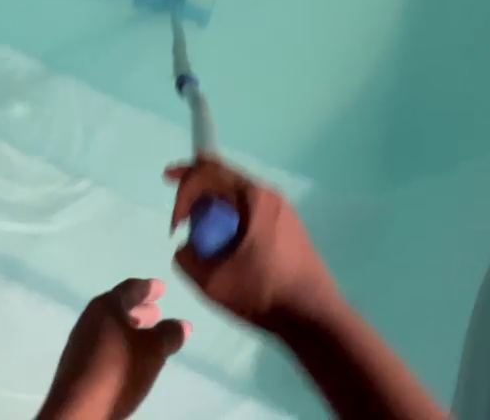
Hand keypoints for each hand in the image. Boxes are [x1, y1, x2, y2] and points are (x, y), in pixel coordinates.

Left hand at [37, 278, 189, 419]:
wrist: (77, 410)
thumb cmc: (118, 371)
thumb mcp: (153, 352)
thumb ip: (169, 335)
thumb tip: (183, 324)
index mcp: (107, 305)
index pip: (131, 288)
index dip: (148, 288)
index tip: (162, 288)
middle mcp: (91, 316)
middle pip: (118, 306)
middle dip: (139, 309)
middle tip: (156, 312)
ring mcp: (80, 339)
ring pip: (110, 326)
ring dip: (129, 328)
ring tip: (145, 337)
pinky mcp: (76, 362)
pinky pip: (102, 343)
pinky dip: (118, 343)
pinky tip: (128, 357)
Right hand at [165, 158, 339, 331]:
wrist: (316, 318)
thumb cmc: (265, 294)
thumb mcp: (214, 282)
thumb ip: (187, 259)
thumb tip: (185, 246)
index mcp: (254, 197)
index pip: (210, 170)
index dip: (183, 187)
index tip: (174, 223)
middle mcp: (269, 194)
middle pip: (223, 177)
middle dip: (194, 189)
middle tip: (176, 206)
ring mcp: (281, 210)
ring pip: (236, 194)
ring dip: (212, 205)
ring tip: (196, 229)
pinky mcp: (287, 228)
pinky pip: (249, 210)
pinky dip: (229, 217)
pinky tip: (222, 242)